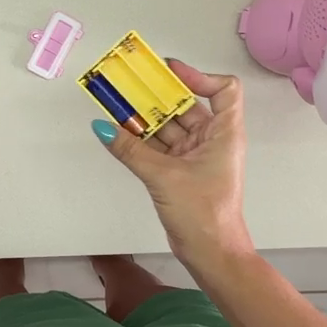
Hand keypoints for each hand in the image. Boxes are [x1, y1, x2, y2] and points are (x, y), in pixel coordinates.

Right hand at [95, 60, 251, 261]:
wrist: (211, 253)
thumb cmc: (204, 213)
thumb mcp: (164, 176)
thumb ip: (130, 150)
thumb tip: (102, 128)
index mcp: (224, 134)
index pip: (224, 90)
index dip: (199, 76)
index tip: (168, 72)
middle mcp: (212, 141)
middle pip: (186, 106)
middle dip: (158, 96)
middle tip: (131, 84)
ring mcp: (195, 157)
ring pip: (169, 128)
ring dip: (145, 119)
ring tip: (117, 107)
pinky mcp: (180, 173)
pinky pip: (159, 148)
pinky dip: (141, 141)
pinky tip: (119, 135)